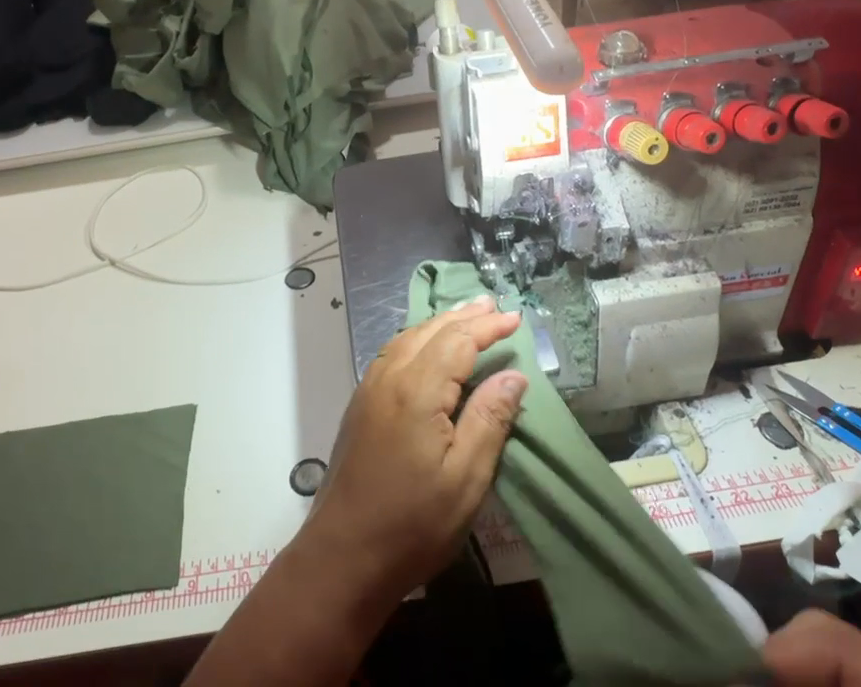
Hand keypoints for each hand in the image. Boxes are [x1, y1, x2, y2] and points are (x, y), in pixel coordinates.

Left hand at [295, 296, 528, 604]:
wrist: (344, 556)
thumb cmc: (413, 523)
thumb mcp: (466, 479)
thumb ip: (490, 420)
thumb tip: (514, 376)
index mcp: (416, 391)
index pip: (457, 342)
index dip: (488, 328)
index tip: (516, 318)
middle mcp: (388, 380)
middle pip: (429, 333)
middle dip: (462, 317)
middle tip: (492, 305)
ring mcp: (368, 392)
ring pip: (406, 340)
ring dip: (438, 325)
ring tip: (465, 316)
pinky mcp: (360, 409)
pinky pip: (391, 356)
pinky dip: (416, 341)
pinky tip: (426, 350)